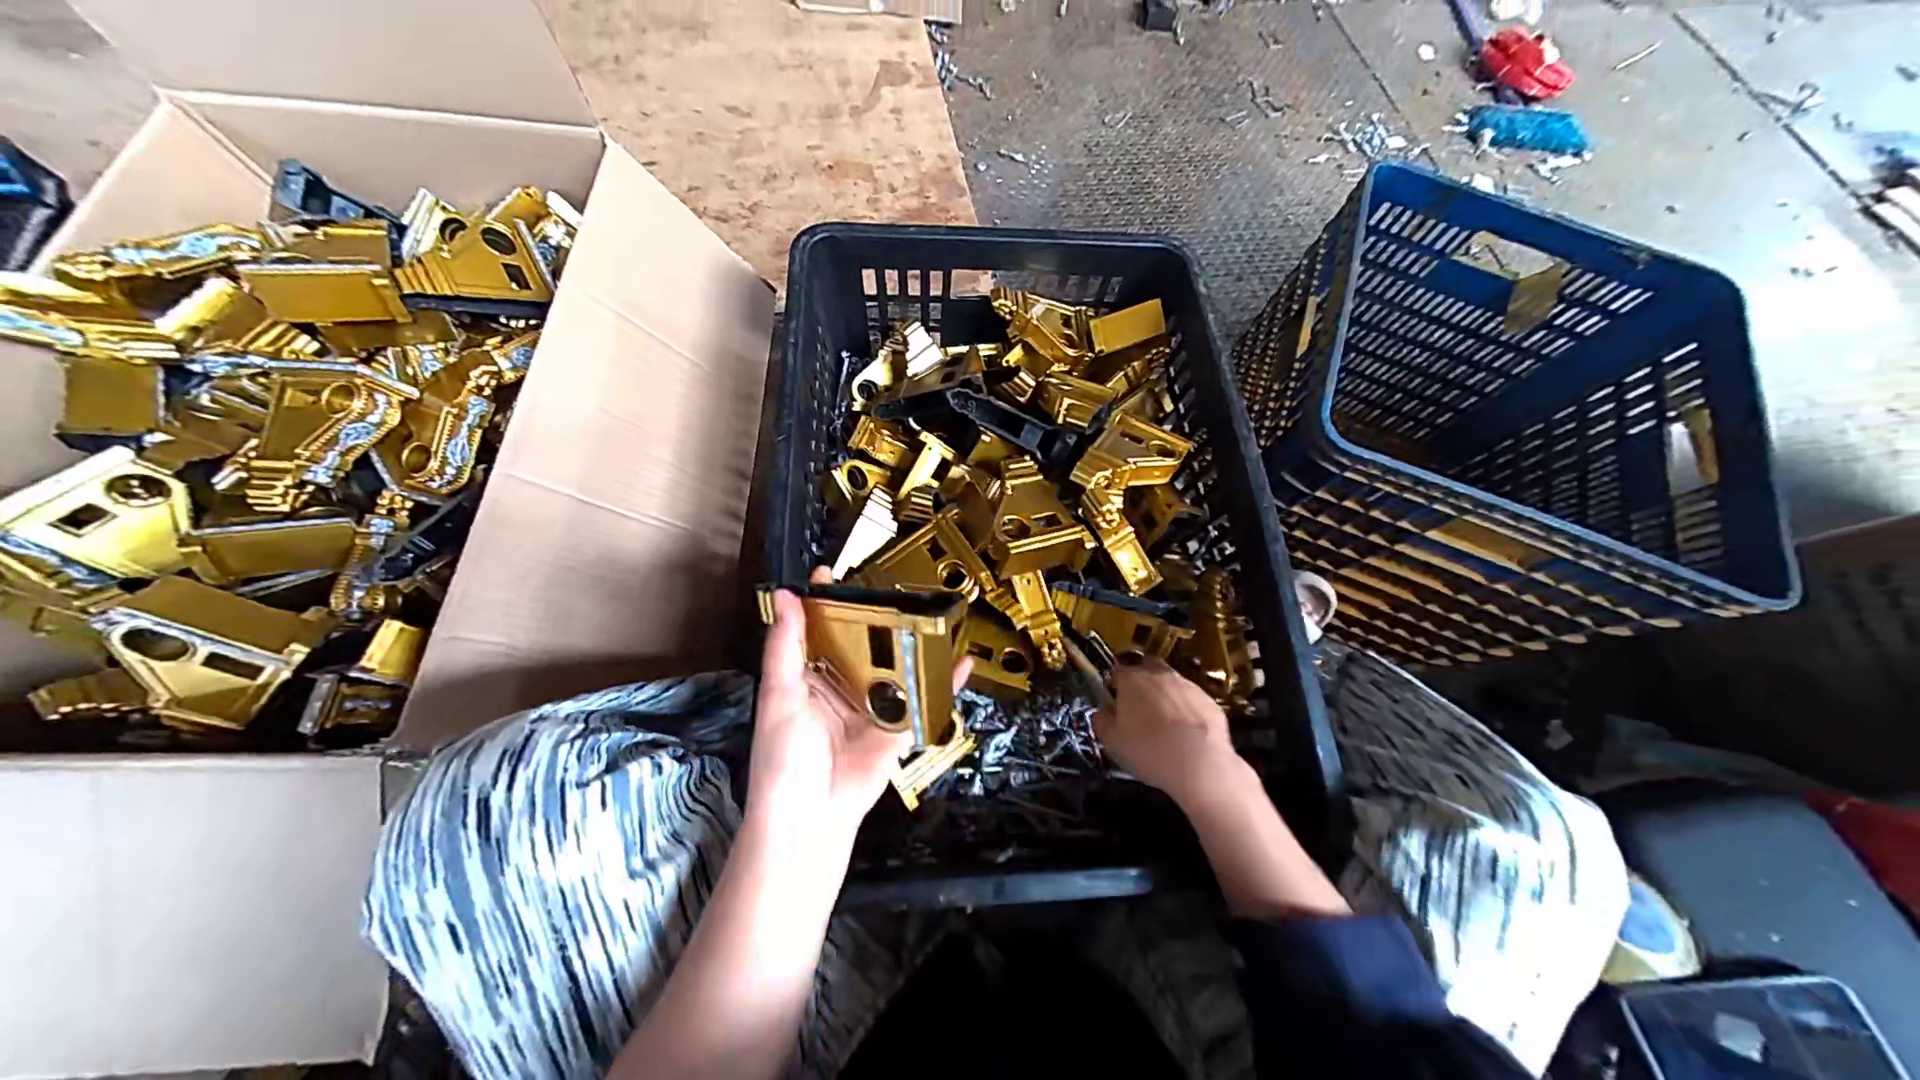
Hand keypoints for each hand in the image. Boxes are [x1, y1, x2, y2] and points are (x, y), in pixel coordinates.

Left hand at [748, 568, 970, 845]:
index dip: (827, 602)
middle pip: (864, 643)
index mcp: (809, 675)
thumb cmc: (783, 763)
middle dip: (878, 619)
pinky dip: (943, 682)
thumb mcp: (780, 695)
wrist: (811, 815)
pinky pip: (923, 699)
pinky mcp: (897, 727)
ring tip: (927, 618)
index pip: (819, 628)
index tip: (835, 576)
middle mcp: (842, 686)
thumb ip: (786, 646)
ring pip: (895, 666)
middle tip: (894, 593)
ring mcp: (872, 706)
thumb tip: (785, 600)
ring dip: (911, 645)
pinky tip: (956, 662)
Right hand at [1094, 656, 1246, 806]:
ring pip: (1171, 683)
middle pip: (1146, 669)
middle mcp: (1160, 675)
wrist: (1200, 765)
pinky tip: (1186, 733)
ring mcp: (1188, 685)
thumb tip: (1100, 715)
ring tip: (1165, 725)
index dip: (1114, 686)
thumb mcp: (1113, 743)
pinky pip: (1192, 700)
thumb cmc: (1150, 751)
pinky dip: (1187, 710)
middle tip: (1139, 708)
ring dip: (1166, 696)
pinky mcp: (1210, 701)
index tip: (1114, 700)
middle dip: (1142, 683)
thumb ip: (1102, 723)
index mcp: (1131, 680)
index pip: (1116, 672)